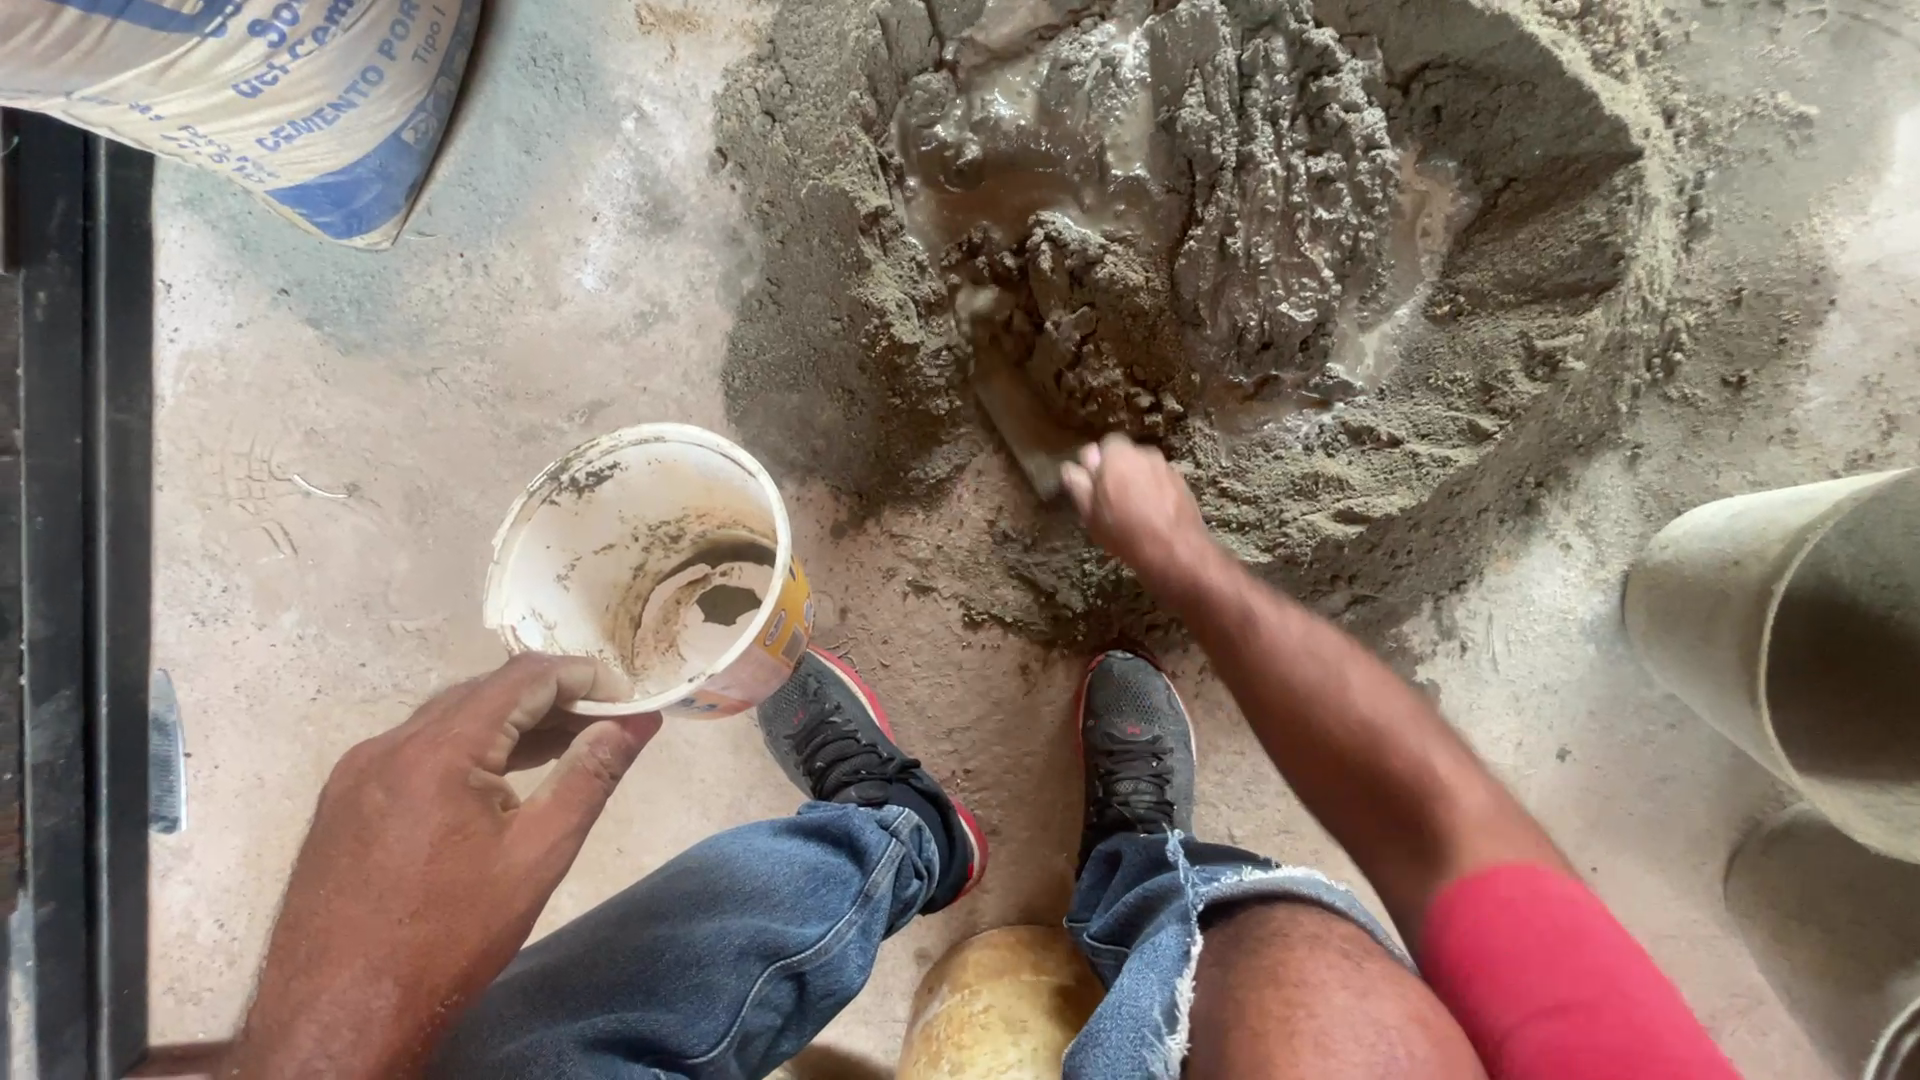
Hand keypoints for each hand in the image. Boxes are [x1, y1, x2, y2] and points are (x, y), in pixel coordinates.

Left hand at [224, 653, 661, 1078]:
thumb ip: (592, 775)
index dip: (583, 676)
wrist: (337, 1021)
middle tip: (607, 719)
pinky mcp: (347, 800)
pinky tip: (508, 773)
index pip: (523, 678)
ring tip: (571, 741)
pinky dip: (476, 745)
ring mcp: (359, 772)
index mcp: (435, 752)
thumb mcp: (540, 853)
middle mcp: (387, 746)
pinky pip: (423, 747)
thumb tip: (636, 722)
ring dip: (515, 720)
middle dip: (553, 695)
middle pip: (486, 690)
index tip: (627, 696)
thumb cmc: (450, 936)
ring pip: (453, 717)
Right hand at [1059, 433, 1216, 597]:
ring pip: (1143, 468)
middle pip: (1124, 456)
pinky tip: (1152, 514)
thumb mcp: (1090, 514)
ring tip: (1134, 509)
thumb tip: (1069, 468)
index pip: (1101, 446)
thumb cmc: (1124, 531)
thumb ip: (1078, 485)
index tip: (1093, 487)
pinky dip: (1154, 490)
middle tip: (1111, 500)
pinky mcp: (1181, 481)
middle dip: (1116, 471)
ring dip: (1136, 481)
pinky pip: (1160, 480)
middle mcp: (1143, 453)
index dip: (1095, 465)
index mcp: (1117, 456)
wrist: (1175, 549)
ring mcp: (1165, 466)